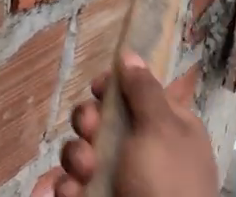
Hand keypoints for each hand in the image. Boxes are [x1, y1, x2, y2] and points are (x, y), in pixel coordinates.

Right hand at [33, 52, 218, 196]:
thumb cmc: (168, 184)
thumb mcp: (161, 129)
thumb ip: (142, 89)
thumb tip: (130, 53)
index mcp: (167, 129)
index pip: (134, 93)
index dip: (113, 86)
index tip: (98, 88)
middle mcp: (142, 152)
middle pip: (101, 119)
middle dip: (86, 122)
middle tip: (89, 131)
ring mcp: (119, 181)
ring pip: (81, 152)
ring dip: (75, 157)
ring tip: (84, 172)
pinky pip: (72, 186)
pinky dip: (67, 188)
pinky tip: (72, 192)